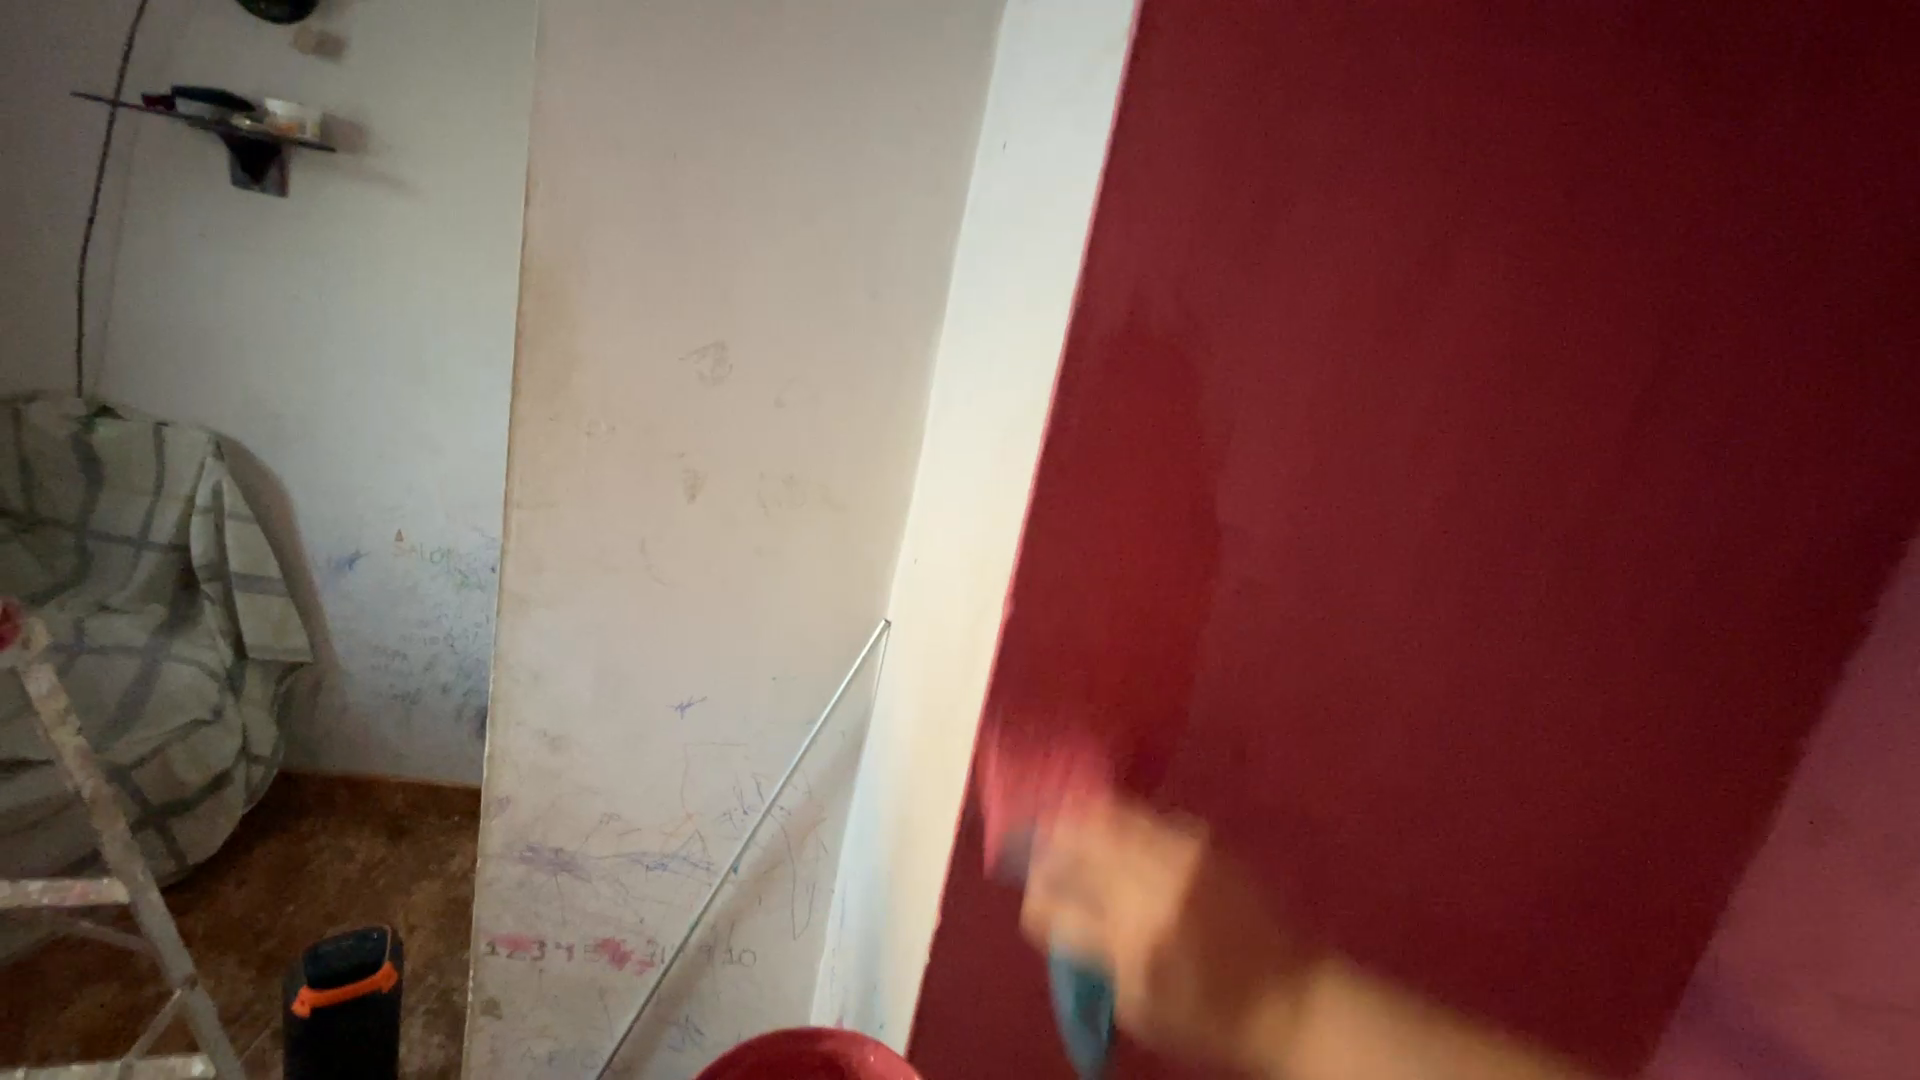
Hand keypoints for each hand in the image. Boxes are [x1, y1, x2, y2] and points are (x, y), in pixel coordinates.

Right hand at [1019, 797, 1314, 1072]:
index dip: (1036, 894)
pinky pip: (1150, 815)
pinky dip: (1124, 817)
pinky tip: (1115, 822)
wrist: (1295, 999)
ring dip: (1081, 815)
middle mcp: (1152, 887)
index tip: (1031, 890)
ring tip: (1066, 816)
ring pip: (1112, 814)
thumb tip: (1060, 913)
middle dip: (1050, 838)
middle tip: (1038, 838)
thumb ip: (1095, 959)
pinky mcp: (1205, 841)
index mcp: (1130, 941)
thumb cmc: (1212, 1018)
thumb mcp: (1142, 1010)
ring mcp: (1181, 855)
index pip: (1055, 903)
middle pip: (1079, 840)